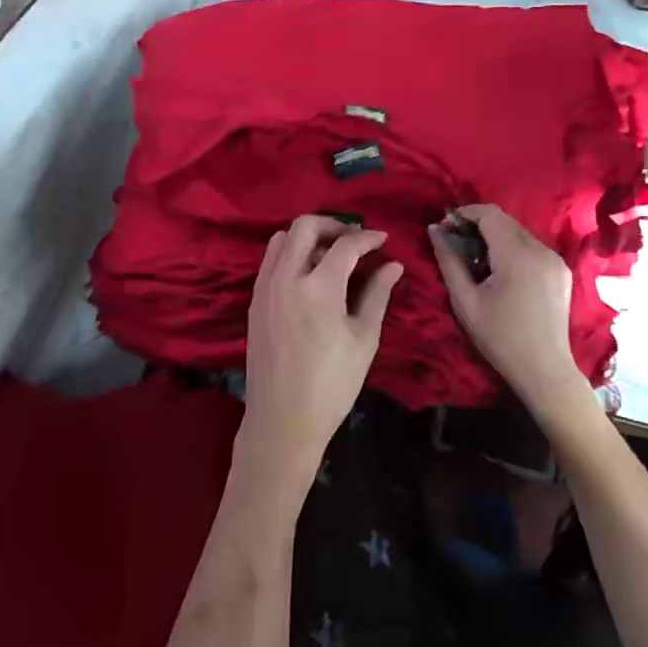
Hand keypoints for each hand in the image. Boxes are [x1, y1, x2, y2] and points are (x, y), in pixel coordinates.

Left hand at [243, 216, 403, 462]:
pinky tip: (310, 276)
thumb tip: (393, 265)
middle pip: (305, 227)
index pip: (345, 244)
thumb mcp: (364, 338)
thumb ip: (377, 294)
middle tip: (355, 239)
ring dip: (309, 238)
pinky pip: (270, 261)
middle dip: (333, 224)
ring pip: (282, 239)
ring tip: (332, 256)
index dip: (368, 237)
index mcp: (318, 288)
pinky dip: (291, 255)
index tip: (383, 240)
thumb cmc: (332, 384)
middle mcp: (286, 278)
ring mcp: (264, 289)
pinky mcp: (254, 302)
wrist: (282, 422)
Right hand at [429, 205, 588, 415]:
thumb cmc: (500, 338)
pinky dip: (514, 249)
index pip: (490, 213)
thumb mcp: (466, 301)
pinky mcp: (562, 270)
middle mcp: (541, 249)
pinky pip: (533, 247)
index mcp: (517, 254)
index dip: (466, 213)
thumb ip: (449, 260)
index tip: (447, 227)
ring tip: (478, 260)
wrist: (544, 370)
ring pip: (520, 232)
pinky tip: (503, 272)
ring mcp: (555, 259)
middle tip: (457, 243)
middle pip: (506, 220)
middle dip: (479, 225)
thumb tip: (435, 230)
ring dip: (497, 237)